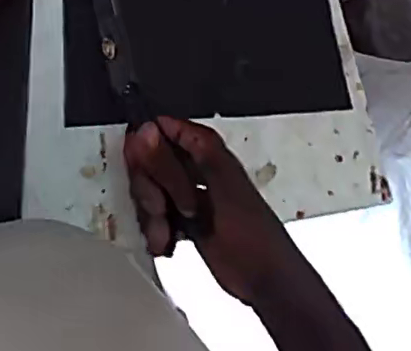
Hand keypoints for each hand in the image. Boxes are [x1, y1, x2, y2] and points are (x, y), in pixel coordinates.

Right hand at [126, 116, 311, 305]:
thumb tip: (143, 129)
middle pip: (147, 161)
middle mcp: (192, 164)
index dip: (146, 148)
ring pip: (147, 189)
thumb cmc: (249, 231)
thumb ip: (176, 158)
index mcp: (203, 147)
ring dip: (152, 215)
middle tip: (161, 208)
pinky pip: (153, 214)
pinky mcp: (182, 218)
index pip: (157, 129)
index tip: (148, 173)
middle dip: (149, 189)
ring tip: (166, 234)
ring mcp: (185, 191)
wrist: (267, 282)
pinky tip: (166, 243)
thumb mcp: (214, 188)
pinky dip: (155, 229)